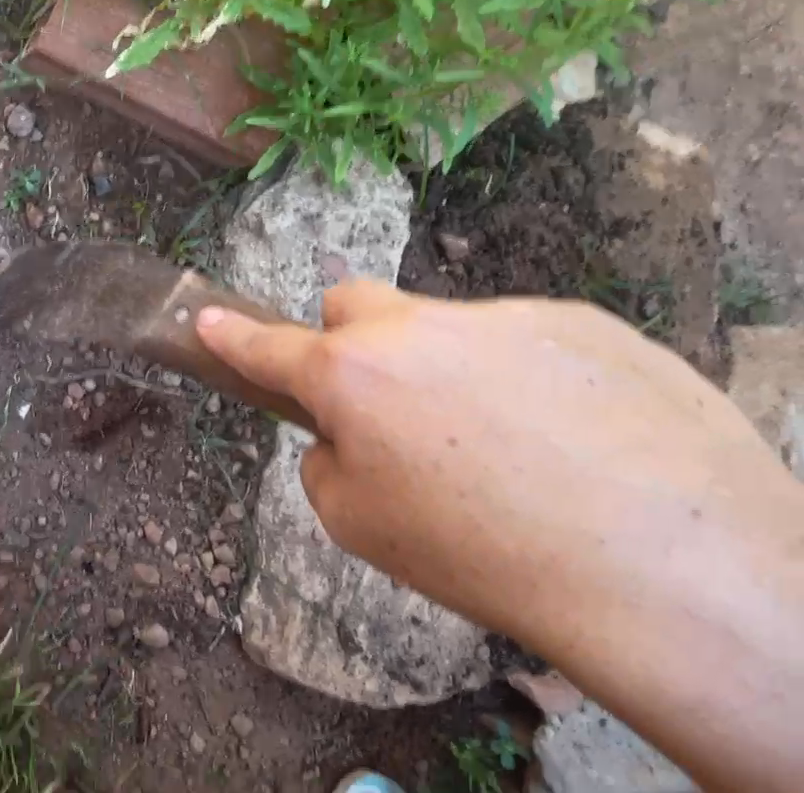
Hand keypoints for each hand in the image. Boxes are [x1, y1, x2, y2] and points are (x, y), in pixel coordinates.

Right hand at [195, 280, 803, 791]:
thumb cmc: (483, 556)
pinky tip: (577, 443)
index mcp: (351, 373)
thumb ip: (324, 458)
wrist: (677, 578)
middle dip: (351, 342)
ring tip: (515, 451)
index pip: (267, 345)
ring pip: (447, 329)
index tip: (205, 319)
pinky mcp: (594, 326)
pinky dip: (528, 380)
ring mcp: (511, 317)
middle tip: (389, 407)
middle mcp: (420, 326)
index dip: (229, 336)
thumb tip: (348, 431)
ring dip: (450, 371)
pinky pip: (529, 343)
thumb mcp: (356, 522)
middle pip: (354, 304)